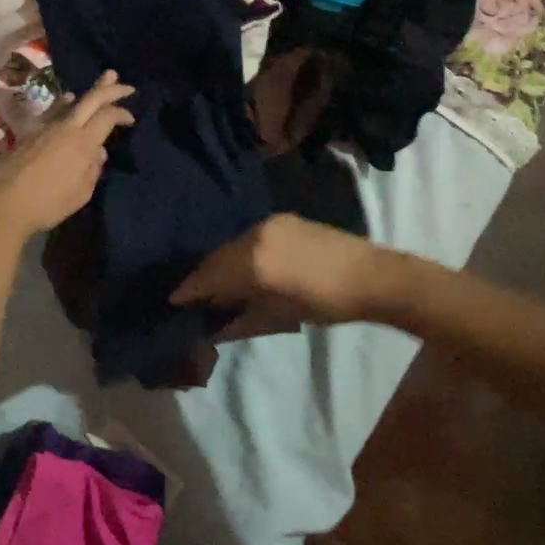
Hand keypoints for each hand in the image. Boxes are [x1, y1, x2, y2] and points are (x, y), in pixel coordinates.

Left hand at [0, 70, 135, 240]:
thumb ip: (93, 169)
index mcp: (83, 142)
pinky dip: (64, 103)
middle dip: (111, 89)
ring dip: (90, 92)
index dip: (122, 113)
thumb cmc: (48, 204)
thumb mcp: (81, 193)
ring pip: (72, 102)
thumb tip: (99, 151)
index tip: (131, 119)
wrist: (5, 204)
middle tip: (126, 85)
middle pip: (92, 99)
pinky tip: (68, 100)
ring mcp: (46, 127)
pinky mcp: (31, 132)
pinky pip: (54, 111)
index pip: (107, 116)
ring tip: (104, 79)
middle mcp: (66, 127)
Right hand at [170, 213, 393, 336]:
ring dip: (220, 262)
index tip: (173, 299)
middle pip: (218, 257)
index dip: (190, 288)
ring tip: (213, 282)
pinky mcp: (282, 219)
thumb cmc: (327, 304)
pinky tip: (239, 265)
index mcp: (255, 263)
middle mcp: (256, 236)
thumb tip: (214, 325)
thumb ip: (241, 318)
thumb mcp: (280, 316)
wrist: (371, 276)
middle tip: (189, 293)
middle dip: (202, 275)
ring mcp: (270, 224)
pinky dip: (238, 251)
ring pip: (233, 244)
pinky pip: (248, 236)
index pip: (211, 275)